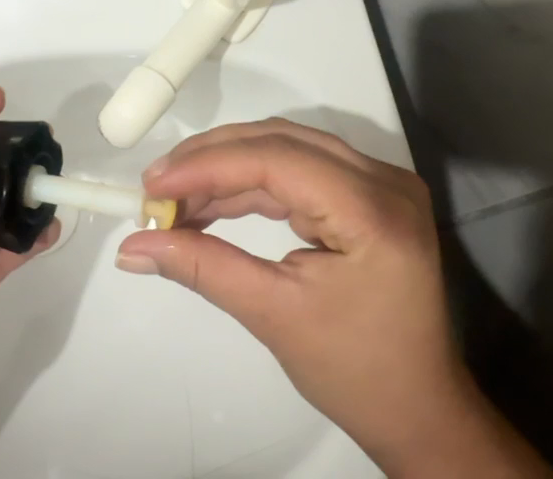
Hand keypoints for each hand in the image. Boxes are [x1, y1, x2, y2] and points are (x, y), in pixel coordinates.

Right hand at [115, 119, 550, 478]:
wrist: (419, 410)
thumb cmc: (355, 371)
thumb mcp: (273, 316)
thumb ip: (202, 267)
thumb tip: (133, 246)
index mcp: (372, 210)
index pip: (277, 160)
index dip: (208, 166)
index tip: (152, 187)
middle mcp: (383, 180)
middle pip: (281, 142)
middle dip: (212, 160)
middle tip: (155, 187)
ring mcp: (380, 185)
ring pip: (288, 150)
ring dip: (228, 168)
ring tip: (174, 197)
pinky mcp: (368, 196)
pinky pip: (300, 171)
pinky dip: (252, 184)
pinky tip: (213, 202)